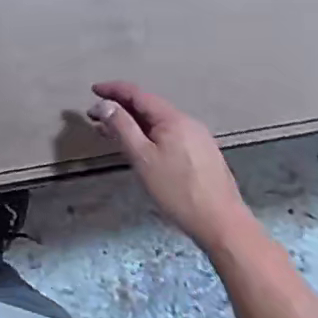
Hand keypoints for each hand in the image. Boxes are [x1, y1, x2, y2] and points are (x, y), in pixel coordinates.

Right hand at [87, 81, 254, 249]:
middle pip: (149, 107)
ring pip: (159, 122)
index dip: (113, 89)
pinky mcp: (204, 156)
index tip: (93, 91)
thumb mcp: (142, 157)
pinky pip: (170, 135)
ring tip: (113, 133)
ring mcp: (199, 140)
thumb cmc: (178, 191)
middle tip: (97, 117)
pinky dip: (149, 134)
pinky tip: (141, 148)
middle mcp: (188, 123)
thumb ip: (121, 126)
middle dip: (121, 108)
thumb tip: (105, 104)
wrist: (225, 228)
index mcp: (173, 119)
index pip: (137, 94)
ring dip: (134, 123)